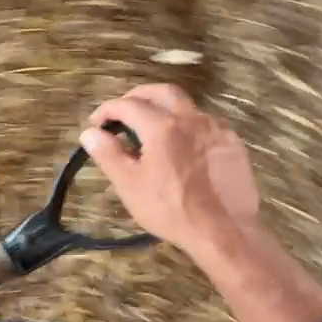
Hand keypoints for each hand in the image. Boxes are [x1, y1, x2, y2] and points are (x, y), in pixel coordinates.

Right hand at [79, 85, 261, 255]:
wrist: (223, 230)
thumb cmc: (169, 209)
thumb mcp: (129, 184)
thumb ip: (108, 154)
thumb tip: (89, 133)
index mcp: (162, 127)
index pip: (128, 105)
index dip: (107, 110)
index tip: (95, 124)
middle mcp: (191, 118)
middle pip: (162, 92)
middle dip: (137, 96)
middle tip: (122, 112)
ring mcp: (216, 129)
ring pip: (186, 106)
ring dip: (163, 110)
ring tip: (150, 131)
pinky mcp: (232, 142)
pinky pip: (204, 123)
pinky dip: (185, 125)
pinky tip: (180, 147)